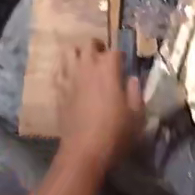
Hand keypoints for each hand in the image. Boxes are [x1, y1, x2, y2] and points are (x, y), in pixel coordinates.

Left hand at [55, 39, 143, 172]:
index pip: (114, 51)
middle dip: (98, 48)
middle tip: (103, 60)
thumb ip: (135, 93)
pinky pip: (59, 70)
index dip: (120, 56)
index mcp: (108, 69)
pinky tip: (70, 77)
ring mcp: (70, 76)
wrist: (83, 151)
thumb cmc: (115, 133)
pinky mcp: (58, 89)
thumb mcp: (136, 116)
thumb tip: (132, 79)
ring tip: (85, 64)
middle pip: (89, 43)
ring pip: (70, 51)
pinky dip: (65, 69)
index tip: (123, 65)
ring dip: (79, 54)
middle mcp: (87, 66)